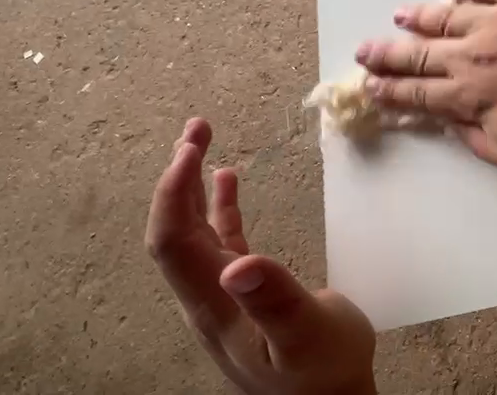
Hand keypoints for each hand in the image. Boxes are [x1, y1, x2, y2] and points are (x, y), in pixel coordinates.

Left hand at [146, 119, 376, 394]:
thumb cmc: (322, 370)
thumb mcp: (306, 334)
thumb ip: (275, 299)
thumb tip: (238, 264)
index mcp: (215, 304)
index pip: (173, 242)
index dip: (173, 193)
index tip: (190, 148)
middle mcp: (208, 296)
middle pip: (174, 231)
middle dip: (178, 177)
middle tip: (196, 127)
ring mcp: (224, 293)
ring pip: (193, 233)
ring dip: (193, 186)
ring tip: (199, 141)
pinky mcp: (245, 291)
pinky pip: (221, 239)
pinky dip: (218, 206)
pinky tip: (227, 180)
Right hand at [357, 0, 496, 172]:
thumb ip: (482, 142)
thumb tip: (454, 126)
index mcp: (474, 96)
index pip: (422, 95)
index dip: (393, 91)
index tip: (370, 86)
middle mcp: (478, 53)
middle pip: (424, 53)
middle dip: (391, 54)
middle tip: (366, 50)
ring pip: (450, 15)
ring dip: (421, 17)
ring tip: (400, 15)